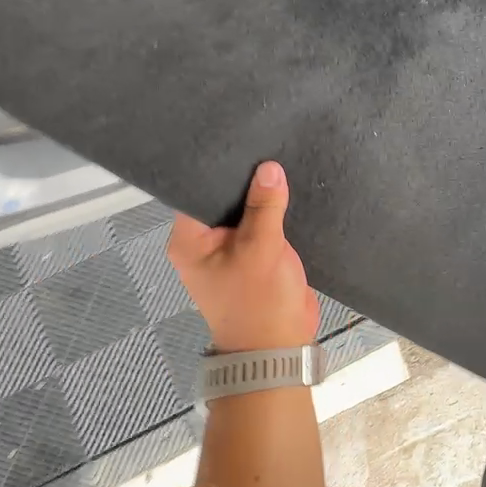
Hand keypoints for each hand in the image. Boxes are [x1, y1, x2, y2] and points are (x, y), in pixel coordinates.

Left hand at [168, 161, 321, 351]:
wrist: (279, 345)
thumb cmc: (258, 301)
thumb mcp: (260, 249)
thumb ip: (264, 207)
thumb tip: (269, 167)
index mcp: (190, 240)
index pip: (199, 191)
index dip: (220, 167)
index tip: (242, 140)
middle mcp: (207, 240)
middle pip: (226, 198)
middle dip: (249, 178)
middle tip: (269, 142)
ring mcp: (234, 247)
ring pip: (249, 209)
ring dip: (266, 194)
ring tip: (284, 156)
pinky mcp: (259, 253)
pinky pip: (266, 222)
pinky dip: (279, 210)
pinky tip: (294, 187)